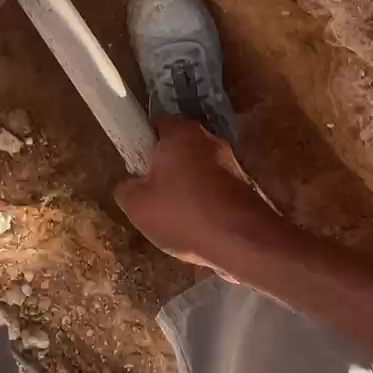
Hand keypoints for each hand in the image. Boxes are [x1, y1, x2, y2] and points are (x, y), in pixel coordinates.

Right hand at [114, 119, 296, 271]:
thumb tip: (131, 186)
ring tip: (177, 223)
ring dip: (186, 194)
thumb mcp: (136, 205)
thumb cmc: (185, 215)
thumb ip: (125, 189)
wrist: (248, 245)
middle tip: (152, 199)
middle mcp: (210, 140)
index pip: (154, 127)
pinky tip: (200, 232)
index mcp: (181, 133)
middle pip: (177, 152)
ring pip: (197, 175)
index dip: (141, 148)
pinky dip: (206, 209)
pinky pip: (215, 194)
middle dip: (164, 173)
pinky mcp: (248, 189)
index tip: (136, 172)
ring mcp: (233, 164)